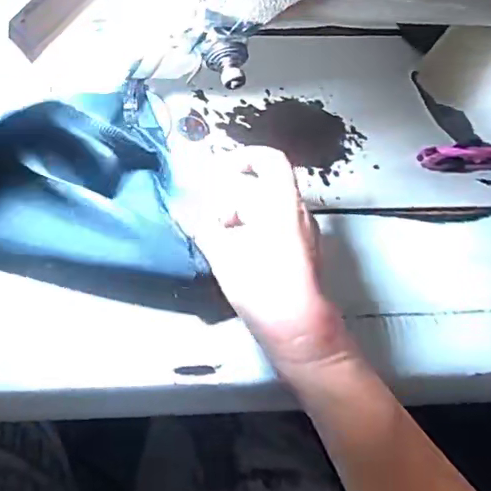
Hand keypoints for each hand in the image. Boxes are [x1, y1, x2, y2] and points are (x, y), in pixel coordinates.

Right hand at [174, 146, 356, 372]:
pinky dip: (254, 230)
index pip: (270, 159)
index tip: (220, 171)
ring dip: (243, 214)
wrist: (301, 334)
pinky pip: (277, 226)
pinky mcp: (305, 253)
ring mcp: (306, 233)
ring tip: (221, 236)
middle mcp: (299, 212)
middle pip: (264, 185)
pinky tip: (237, 254)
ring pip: (270, 207)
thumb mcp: (221, 253)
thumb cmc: (263, 287)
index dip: (243, 157)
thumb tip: (184, 207)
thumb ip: (202, 224)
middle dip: (233, 194)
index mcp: (282, 203)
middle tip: (212, 214)